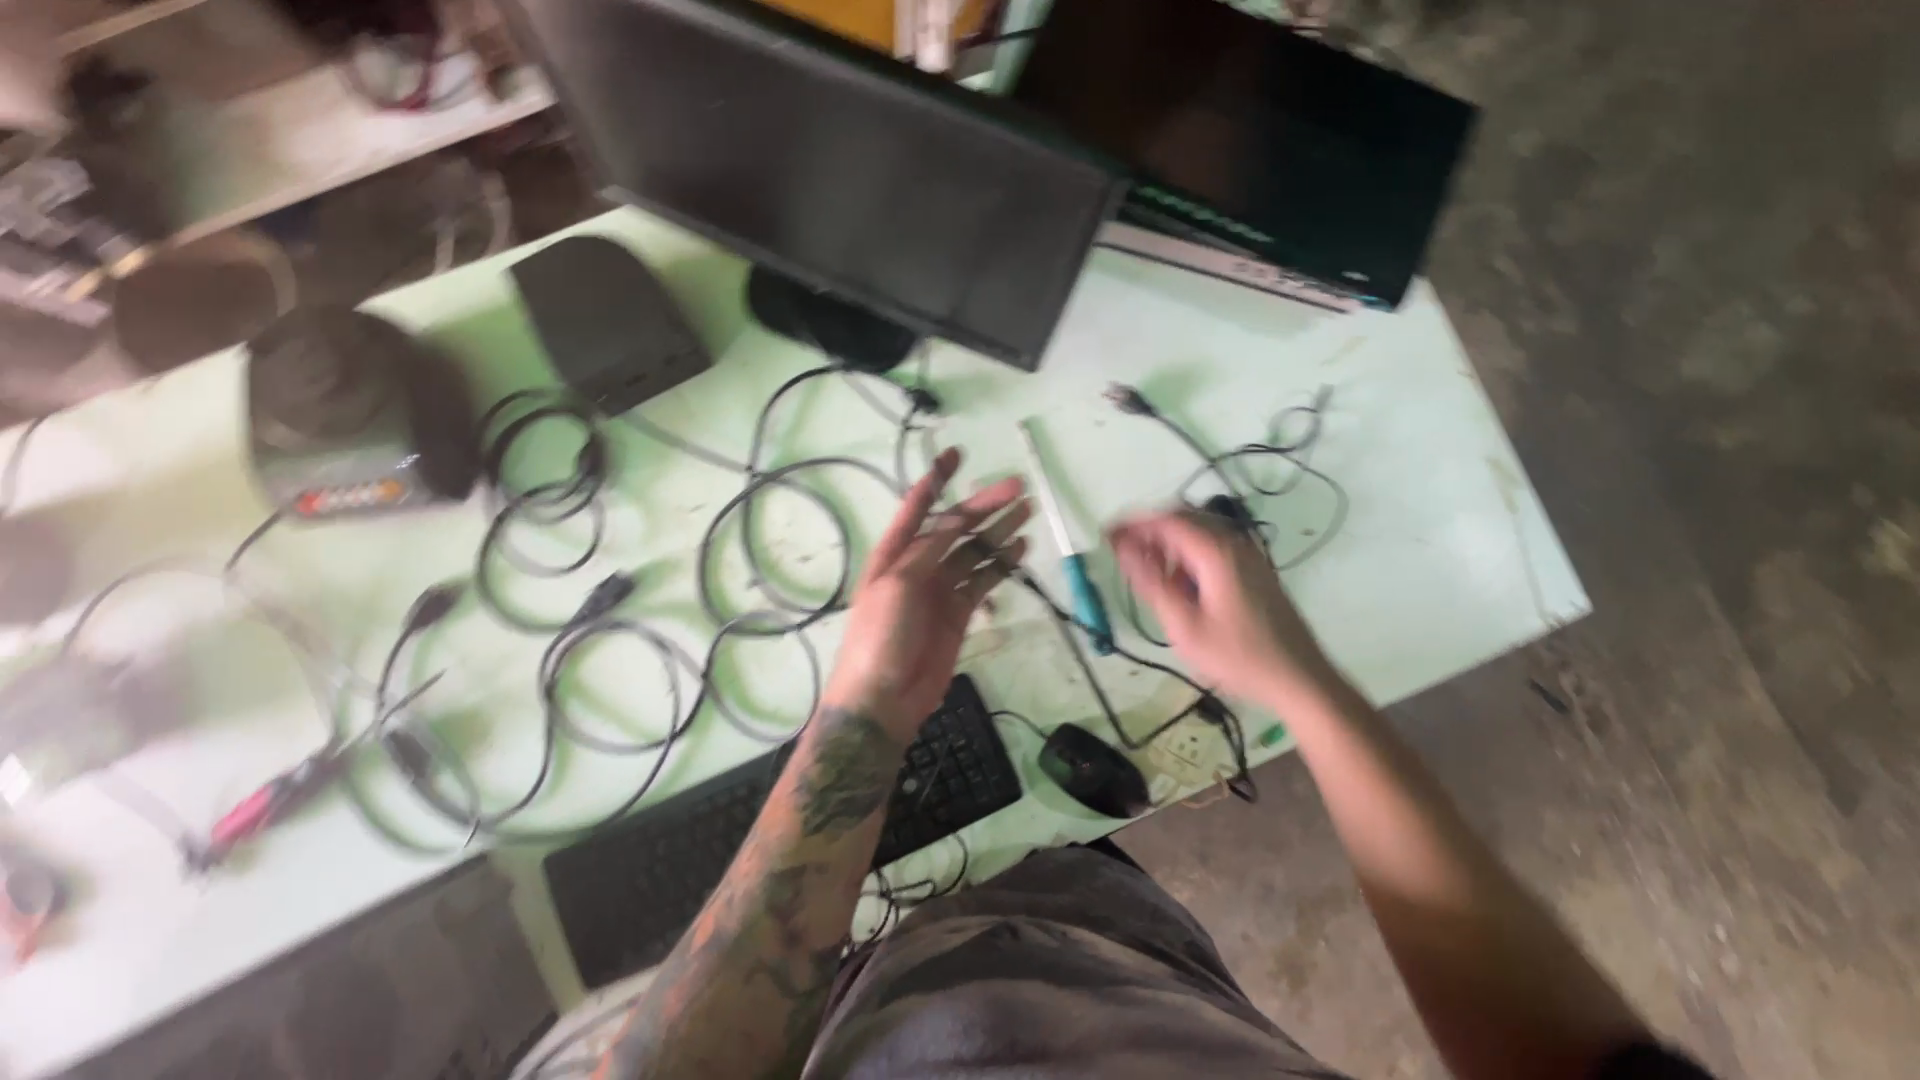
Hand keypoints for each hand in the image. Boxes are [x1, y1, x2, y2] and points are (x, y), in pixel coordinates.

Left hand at [822, 448, 1030, 740]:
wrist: (883, 698)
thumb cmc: (880, 637)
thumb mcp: (897, 584)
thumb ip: (928, 550)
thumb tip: (956, 521)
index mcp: (894, 553)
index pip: (917, 507)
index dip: (935, 479)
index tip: (956, 453)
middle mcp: (918, 564)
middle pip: (955, 527)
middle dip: (983, 505)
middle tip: (1017, 486)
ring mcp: (940, 589)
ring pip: (973, 551)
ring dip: (997, 531)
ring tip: (1027, 510)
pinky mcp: (958, 612)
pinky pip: (983, 580)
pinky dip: (1001, 564)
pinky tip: (1020, 547)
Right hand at [1108, 509, 1334, 704]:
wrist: (1300, 679)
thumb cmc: (1238, 657)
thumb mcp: (1185, 626)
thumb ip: (1152, 583)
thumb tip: (1123, 549)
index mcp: (1216, 552)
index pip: (1166, 520)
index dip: (1133, 524)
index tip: (1107, 535)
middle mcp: (1235, 544)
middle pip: (1184, 520)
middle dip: (1150, 532)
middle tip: (1123, 553)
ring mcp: (1250, 556)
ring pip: (1200, 534)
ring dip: (1170, 546)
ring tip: (1147, 573)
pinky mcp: (1256, 571)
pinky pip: (1215, 549)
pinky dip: (1189, 557)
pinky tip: (1180, 586)